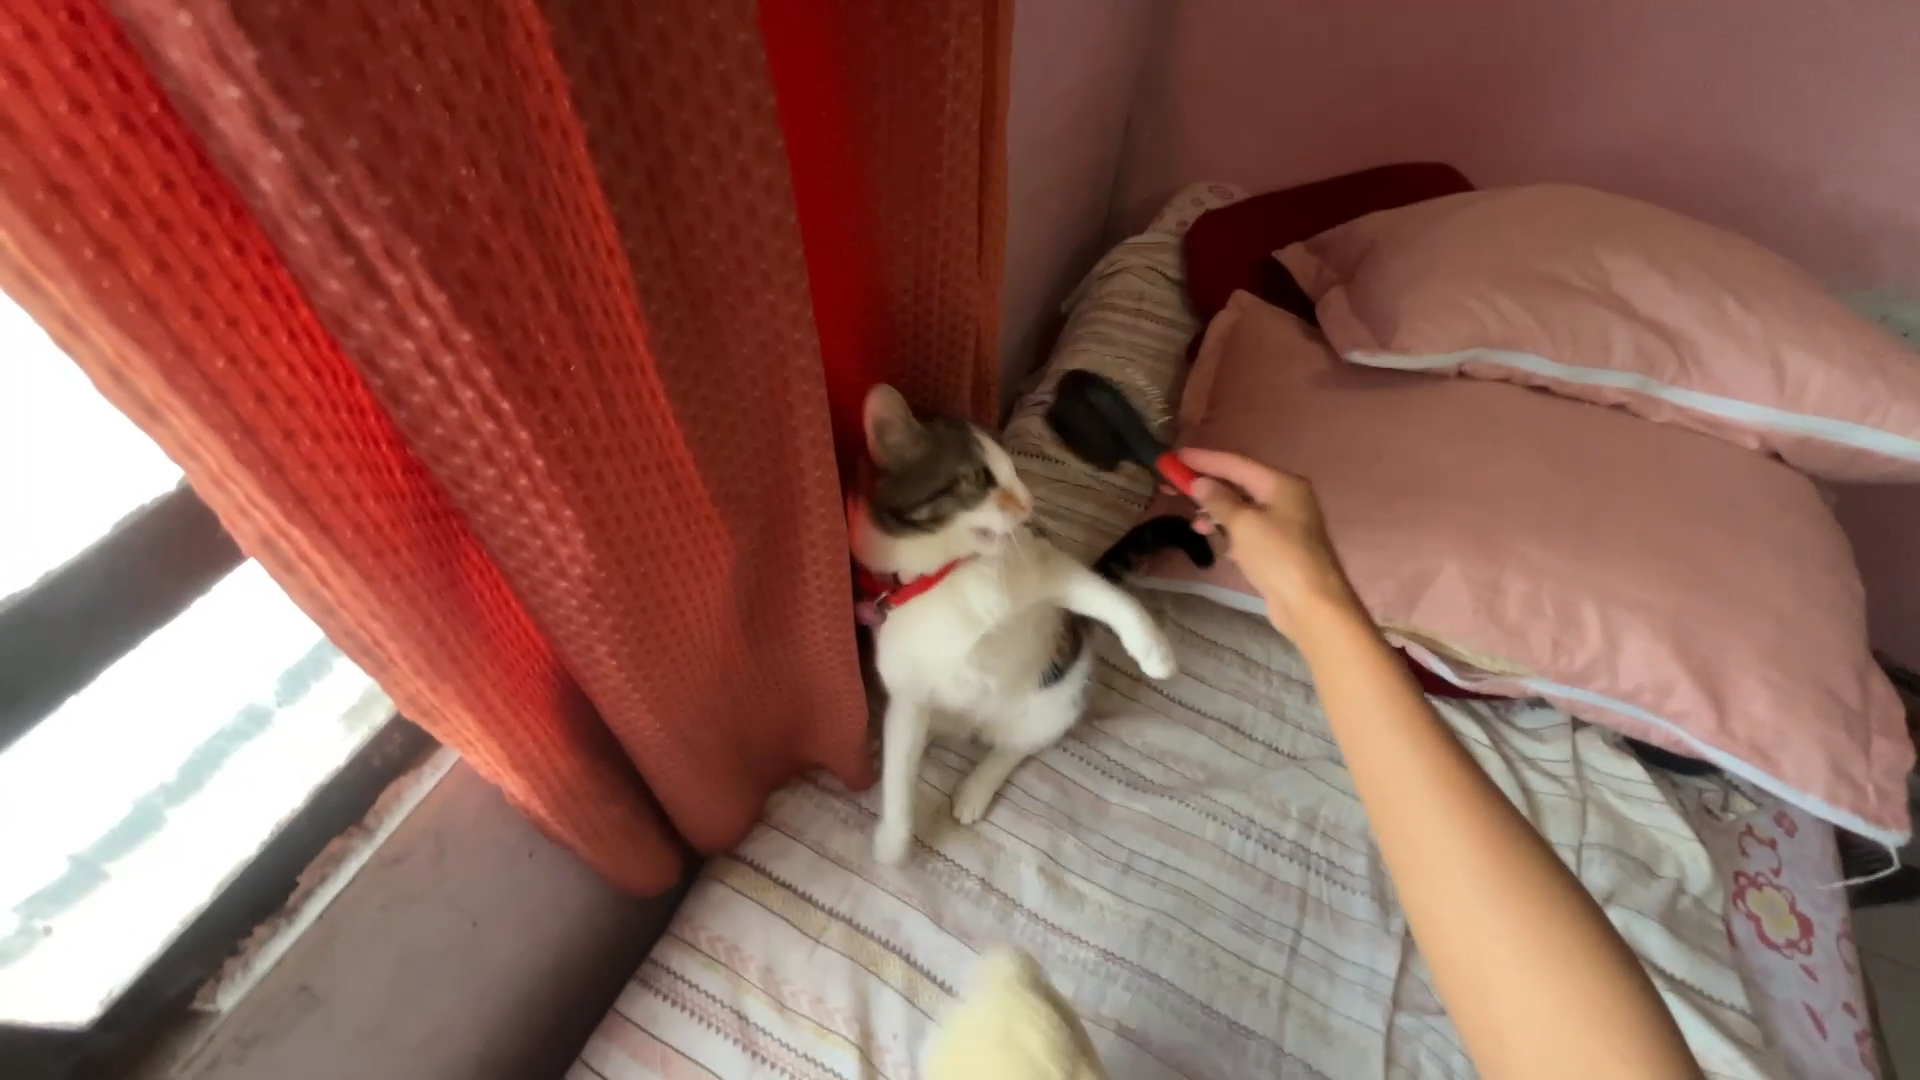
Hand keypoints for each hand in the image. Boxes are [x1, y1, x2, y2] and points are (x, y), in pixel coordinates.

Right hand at [1175, 448, 1361, 638]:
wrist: (1310, 603)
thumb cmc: (1277, 556)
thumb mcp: (1243, 524)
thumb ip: (1218, 500)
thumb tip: (1200, 483)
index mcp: (1281, 484)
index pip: (1235, 464)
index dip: (1203, 460)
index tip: (1173, 457)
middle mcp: (1285, 497)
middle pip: (1238, 483)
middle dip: (1205, 485)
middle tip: (1171, 484)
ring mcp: (1283, 522)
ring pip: (1241, 507)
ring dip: (1214, 510)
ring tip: (1192, 521)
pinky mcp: (1277, 545)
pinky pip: (1246, 527)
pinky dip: (1227, 529)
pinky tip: (1212, 537)